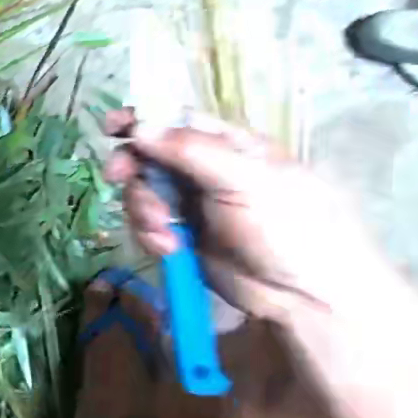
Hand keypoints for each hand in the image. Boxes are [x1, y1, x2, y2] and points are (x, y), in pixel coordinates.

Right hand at [103, 111, 407, 319]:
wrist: (306, 298)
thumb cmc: (289, 227)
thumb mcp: (245, 179)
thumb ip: (190, 150)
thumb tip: (138, 127)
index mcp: (228, 145)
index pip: (176, 120)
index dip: (141, 119)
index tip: (111, 127)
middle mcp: (206, 170)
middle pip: (150, 155)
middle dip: (133, 167)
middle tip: (117, 177)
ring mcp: (192, 205)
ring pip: (143, 192)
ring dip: (144, 209)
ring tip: (163, 232)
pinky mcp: (182, 237)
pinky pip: (148, 224)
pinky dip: (150, 234)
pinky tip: (168, 248)